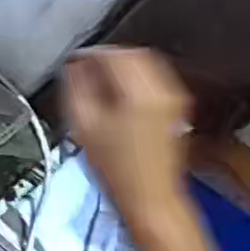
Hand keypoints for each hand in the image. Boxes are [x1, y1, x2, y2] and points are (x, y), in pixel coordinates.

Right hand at [62, 47, 194, 231]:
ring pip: (146, 65)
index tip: (74, 60)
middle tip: (84, 67)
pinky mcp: (176, 108)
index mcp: (139, 92)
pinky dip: (134, 78)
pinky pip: (154, 78)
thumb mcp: (84, 126)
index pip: (114, 55)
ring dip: (121, 66)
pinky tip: (117, 92)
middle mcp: (163, 89)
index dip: (91, 53)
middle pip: (134, 55)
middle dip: (107, 57)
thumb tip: (73, 68)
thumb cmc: (114, 167)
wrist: (149, 197)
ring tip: (98, 79)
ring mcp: (174, 98)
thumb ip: (76, 89)